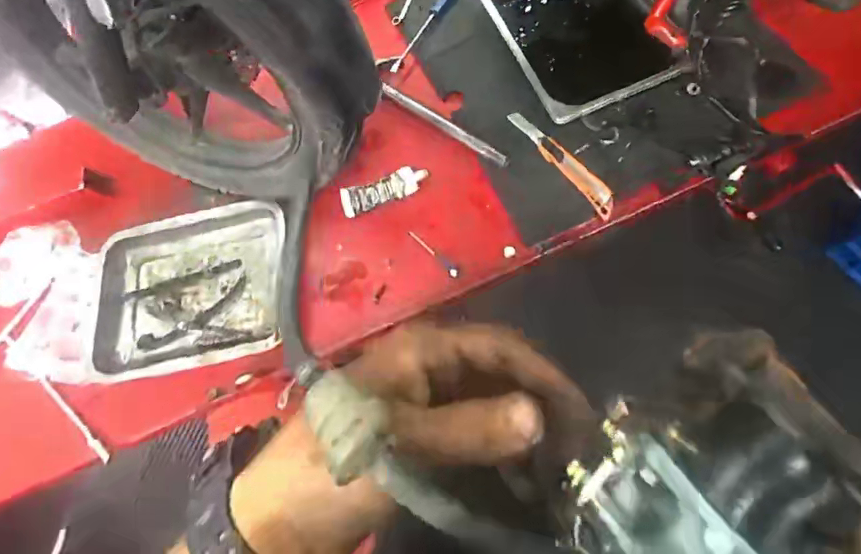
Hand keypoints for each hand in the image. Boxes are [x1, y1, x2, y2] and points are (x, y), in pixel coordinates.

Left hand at [229, 322, 592, 553]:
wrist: (278, 515)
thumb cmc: (338, 466)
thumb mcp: (404, 447)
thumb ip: (471, 429)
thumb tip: (539, 414)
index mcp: (421, 347)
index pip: (498, 345)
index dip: (543, 374)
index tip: (582, 414)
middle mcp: (426, 361)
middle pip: (496, 368)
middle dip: (537, 397)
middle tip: (577, 444)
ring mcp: (421, 396)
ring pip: (486, 397)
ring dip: (521, 421)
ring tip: (557, 459)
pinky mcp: (417, 430)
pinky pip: (469, 425)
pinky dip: (499, 442)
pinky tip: (520, 469)